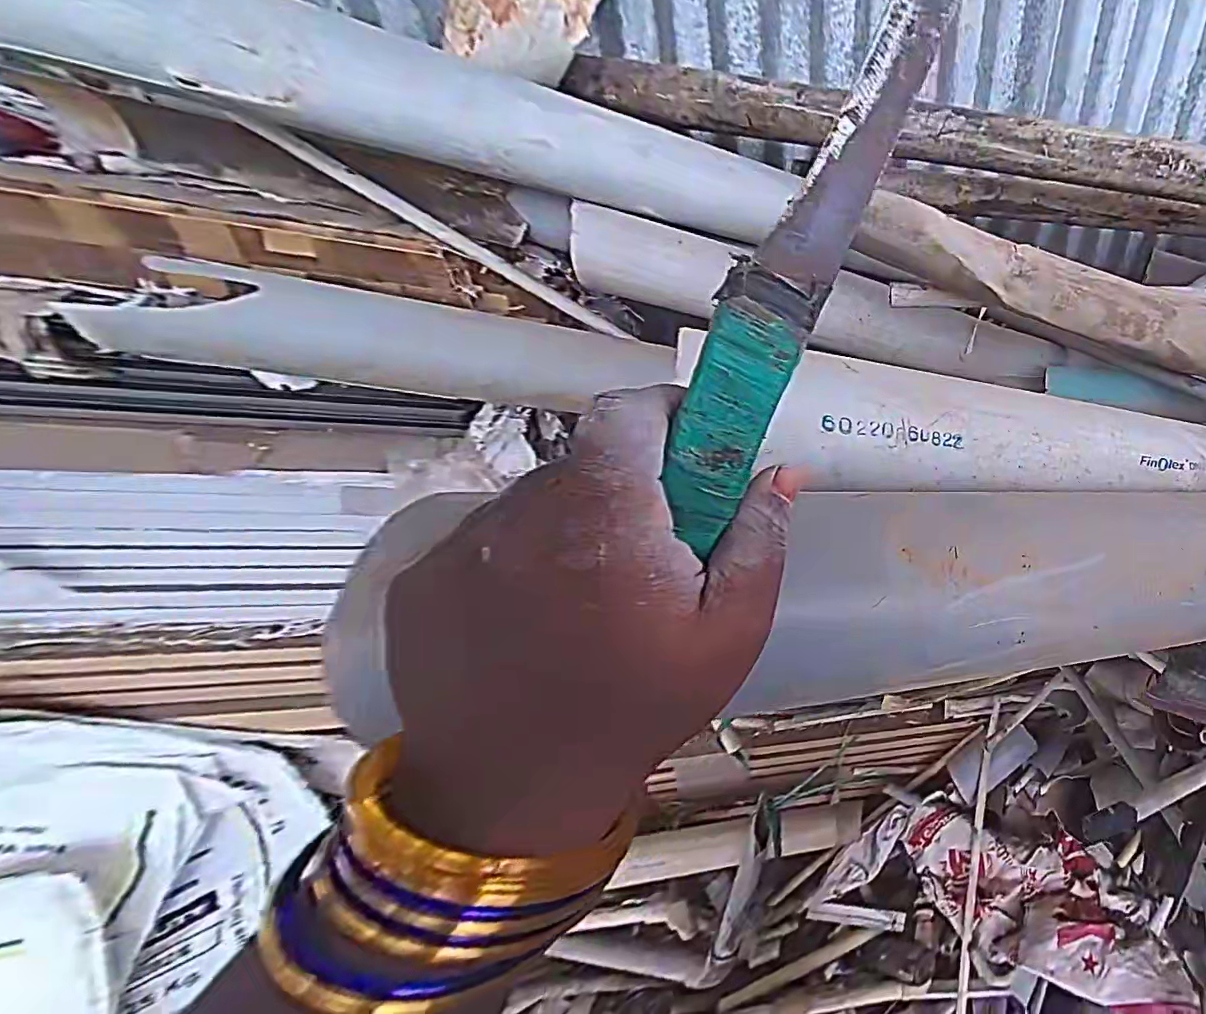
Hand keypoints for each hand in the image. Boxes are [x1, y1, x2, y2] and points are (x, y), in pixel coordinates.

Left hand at [381, 385, 803, 855]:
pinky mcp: (425, 577)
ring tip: (603, 590)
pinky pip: (494, 536)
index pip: (630, 412)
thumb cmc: (640, 706)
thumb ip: (761, 538)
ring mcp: (463, 545)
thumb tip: (781, 473)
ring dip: (583, 519)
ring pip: (543, 497)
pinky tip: (546, 613)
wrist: (513, 795)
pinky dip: (531, 552)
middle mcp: (524, 514)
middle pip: (591, 456)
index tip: (697, 440)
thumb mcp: (732, 629)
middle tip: (665, 536)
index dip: (669, 410)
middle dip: (636, 478)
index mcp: (607, 515)